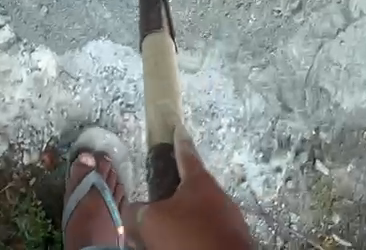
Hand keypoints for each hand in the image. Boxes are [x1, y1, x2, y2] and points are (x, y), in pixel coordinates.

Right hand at [135, 132, 253, 249]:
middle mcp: (218, 196)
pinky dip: (195, 235)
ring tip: (169, 228)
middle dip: (177, 190)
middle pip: (194, 186)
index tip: (177, 127)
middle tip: (159, 195)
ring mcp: (230, 220)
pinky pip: (209, 232)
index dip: (178, 139)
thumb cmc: (190, 238)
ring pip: (203, 212)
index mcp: (199, 181)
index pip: (185, 152)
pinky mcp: (235, 242)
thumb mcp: (152, 222)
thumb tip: (130, 214)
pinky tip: (183, 244)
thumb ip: (136, 212)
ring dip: (186, 218)